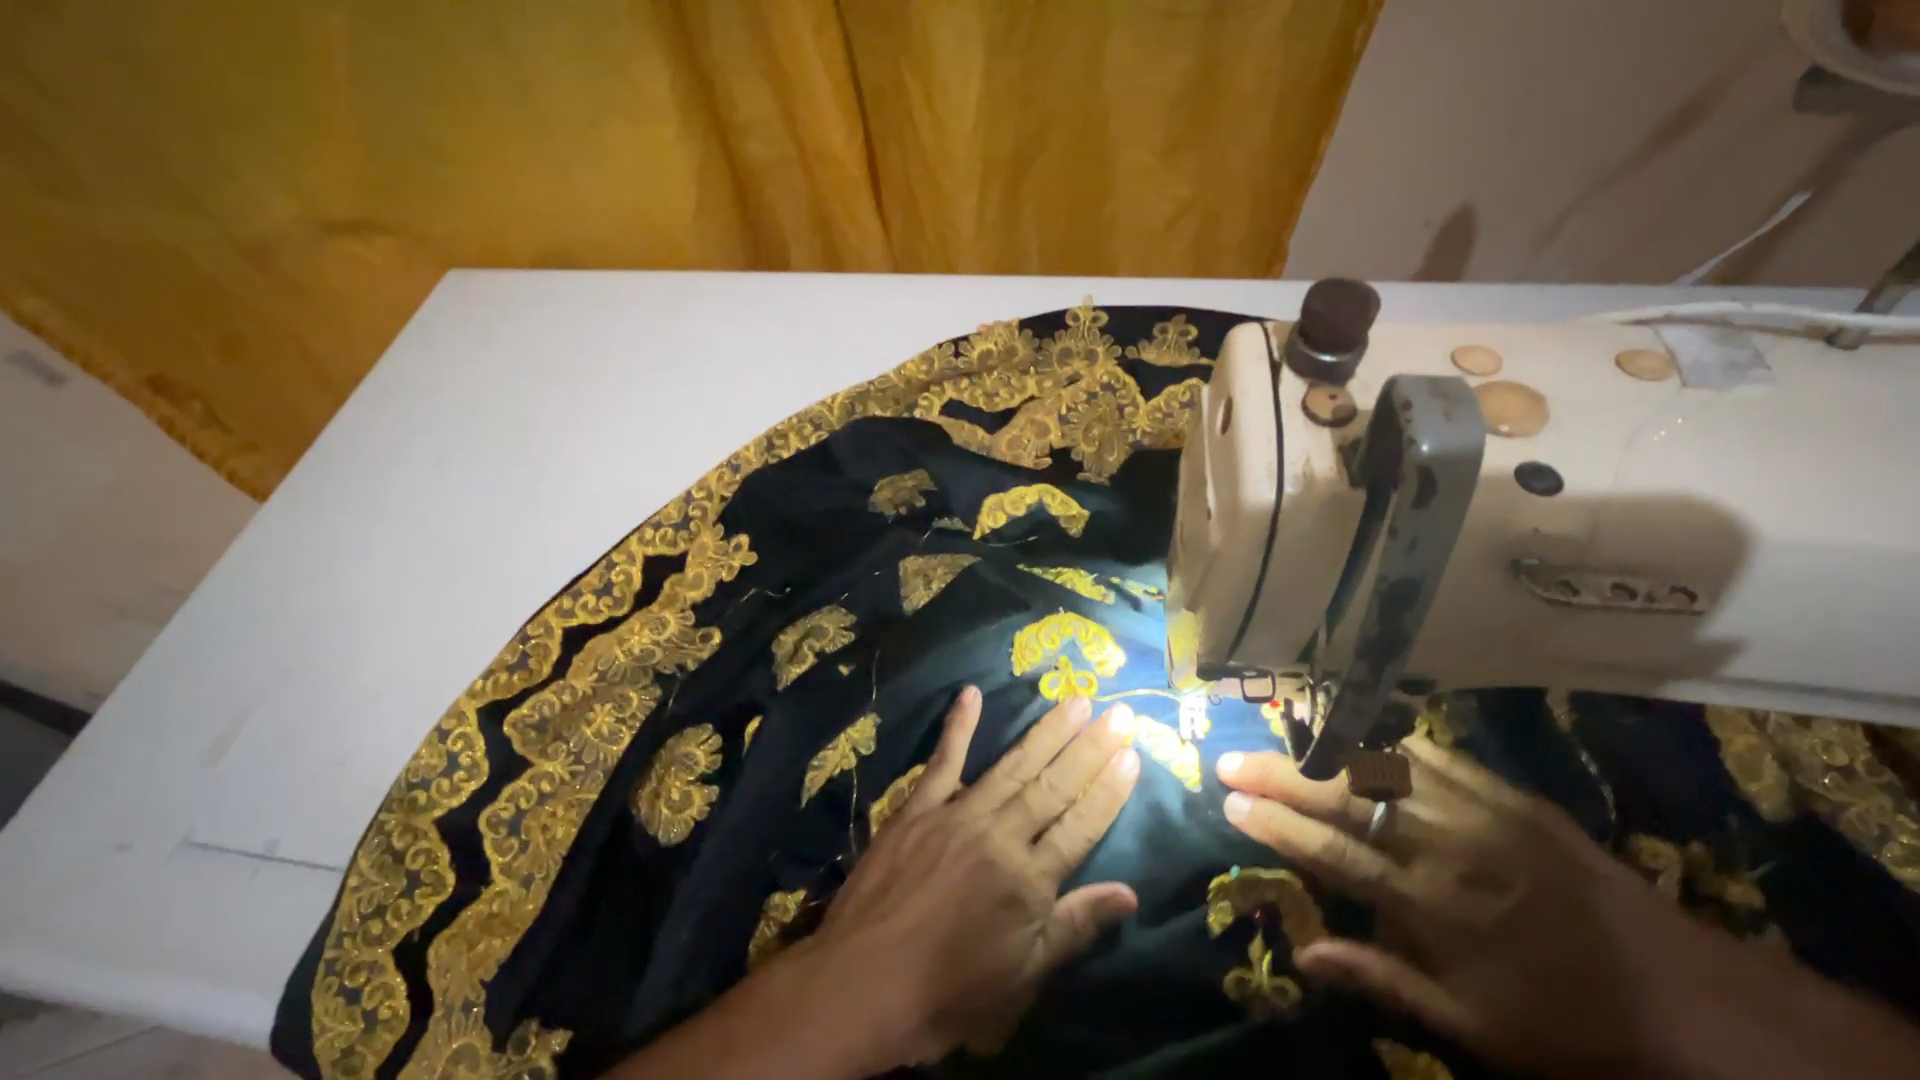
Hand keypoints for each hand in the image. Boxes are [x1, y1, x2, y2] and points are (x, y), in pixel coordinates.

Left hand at [784, 688, 1141, 1070]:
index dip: (1109, 790)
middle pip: (1053, 786)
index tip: (1133, 755)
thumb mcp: (1021, 975)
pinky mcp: (915, 810)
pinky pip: (942, 761)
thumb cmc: (947, 992)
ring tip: (1075, 700)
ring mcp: (955, 816)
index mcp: (1028, 881)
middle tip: (1118, 712)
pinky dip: (958, 726)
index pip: (1081, 825)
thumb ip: (1074, 927)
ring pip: (1010, 766)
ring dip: (1045, 732)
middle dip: (1089, 748)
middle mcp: (998, 837)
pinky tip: (971, 693)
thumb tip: (1129, 893)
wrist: (861, 984)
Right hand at [1217, 738, 1919, 1079]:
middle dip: (1282, 775)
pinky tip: (1369, 739)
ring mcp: (1483, 815)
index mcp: (1430, 907)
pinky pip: (1443, 757)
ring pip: (1387, 768)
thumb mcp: (1467, 1027)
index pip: (1331, 852)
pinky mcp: (1516, 799)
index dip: (1275, 825)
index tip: (1229, 804)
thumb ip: (1380, 979)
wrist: (1683, 997)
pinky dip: (1395, 746)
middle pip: (1347, 797)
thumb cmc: (1561, 1022)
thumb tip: (1302, 954)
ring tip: (1284, 743)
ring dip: (1327, 754)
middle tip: (1232, 758)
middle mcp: (1447, 848)